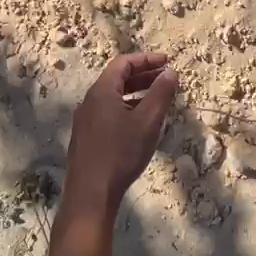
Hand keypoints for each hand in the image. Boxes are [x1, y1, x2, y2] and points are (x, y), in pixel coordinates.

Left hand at [63, 52, 177, 214]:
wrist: (90, 196)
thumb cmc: (121, 153)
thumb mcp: (148, 121)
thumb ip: (161, 93)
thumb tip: (171, 72)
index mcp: (101, 92)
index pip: (123, 63)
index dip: (147, 59)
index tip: (168, 62)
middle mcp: (89, 102)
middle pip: (118, 79)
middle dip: (144, 76)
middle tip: (167, 78)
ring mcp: (85, 121)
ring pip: (113, 97)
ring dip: (137, 93)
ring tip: (159, 99)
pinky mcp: (86, 138)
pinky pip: (108, 113)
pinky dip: (127, 108)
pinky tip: (141, 123)